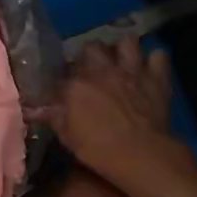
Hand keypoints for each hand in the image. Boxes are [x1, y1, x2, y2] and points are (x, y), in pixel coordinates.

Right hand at [44, 37, 190, 189]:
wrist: (141, 154)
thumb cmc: (100, 150)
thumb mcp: (69, 138)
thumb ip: (55, 118)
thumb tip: (37, 109)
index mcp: (76, 86)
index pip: (61, 77)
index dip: (61, 83)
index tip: (61, 92)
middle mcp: (102, 70)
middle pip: (91, 48)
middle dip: (90, 56)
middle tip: (91, 71)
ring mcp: (131, 71)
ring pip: (127, 42)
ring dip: (123, 50)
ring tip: (121, 62)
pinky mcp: (156, 77)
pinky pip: (159, 56)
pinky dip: (154, 61)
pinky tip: (150, 70)